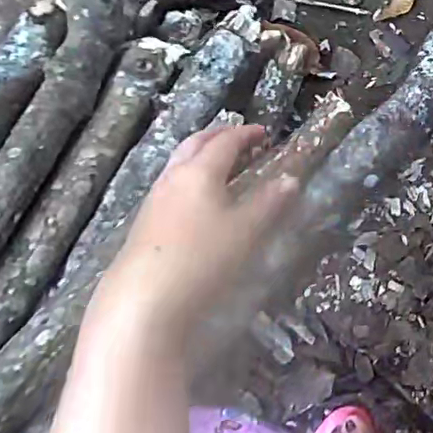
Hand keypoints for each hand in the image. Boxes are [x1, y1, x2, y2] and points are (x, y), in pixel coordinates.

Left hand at [95, 124, 297, 335]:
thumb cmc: (203, 257)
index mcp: (200, 172)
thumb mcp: (247, 230)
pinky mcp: (146, 221)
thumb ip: (270, 202)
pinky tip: (201, 196)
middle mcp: (174, 178)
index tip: (266, 133)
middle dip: (219, 135)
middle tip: (241, 137)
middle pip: (195, 144)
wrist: (143, 300)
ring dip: (203, 154)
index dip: (247, 134)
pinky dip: (192, 175)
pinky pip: (173, 183)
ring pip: (180, 163)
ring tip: (224, 163)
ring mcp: (156, 199)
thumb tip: (289, 179)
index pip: (225, 142)